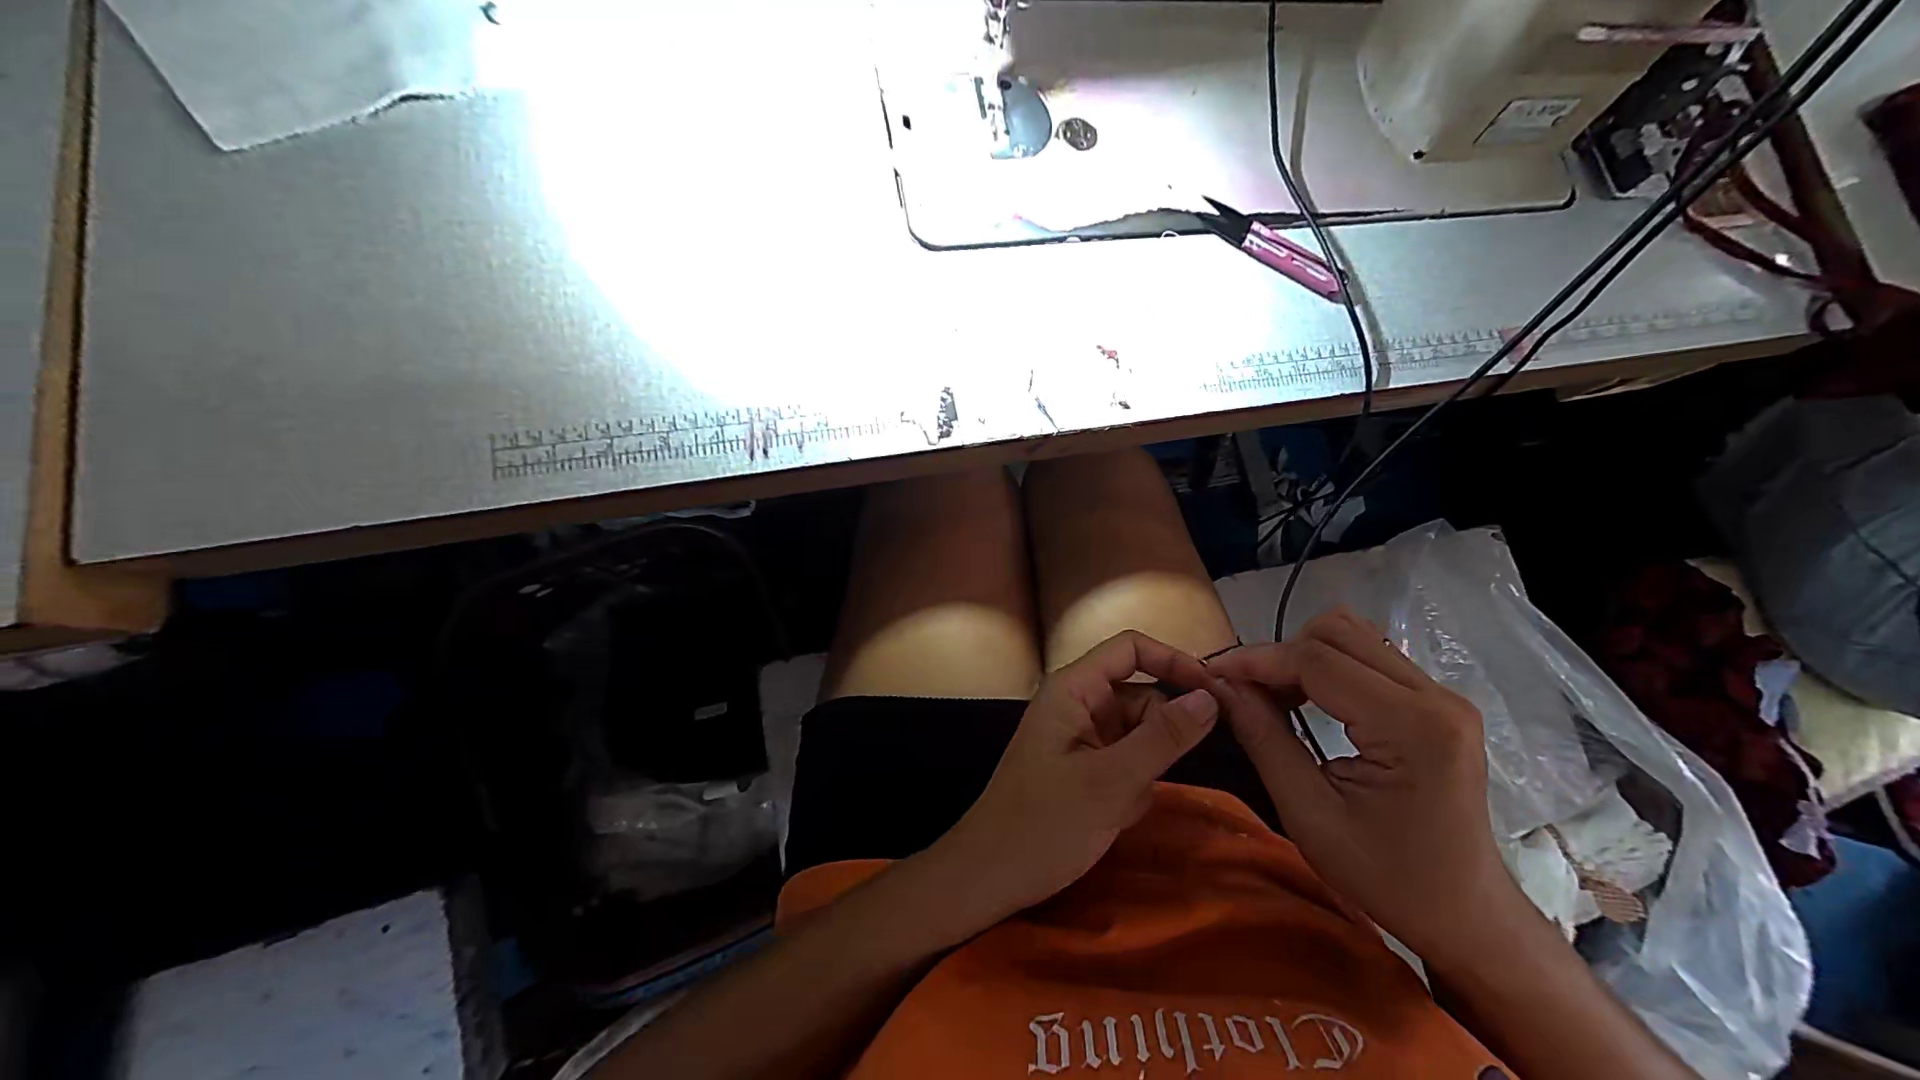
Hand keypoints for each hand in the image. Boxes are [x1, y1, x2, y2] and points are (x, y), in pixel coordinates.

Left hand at [932, 630, 1220, 924]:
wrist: (991, 876)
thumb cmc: (1042, 824)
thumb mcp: (1110, 782)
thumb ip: (1162, 738)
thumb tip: (1210, 698)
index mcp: (1073, 689)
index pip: (1130, 649)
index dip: (1174, 661)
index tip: (1215, 691)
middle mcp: (1078, 705)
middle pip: (1141, 697)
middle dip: (1157, 738)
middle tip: (1146, 779)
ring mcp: (1081, 737)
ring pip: (1140, 737)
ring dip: (1143, 772)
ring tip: (1117, 806)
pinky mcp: (1085, 767)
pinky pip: (1128, 764)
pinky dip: (1132, 789)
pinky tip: (1112, 817)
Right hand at [1206, 609, 1521, 967]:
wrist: (1465, 915)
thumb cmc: (1386, 877)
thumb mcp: (1308, 812)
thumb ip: (1263, 738)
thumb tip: (1220, 686)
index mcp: (1412, 726)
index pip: (1317, 659)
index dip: (1256, 660)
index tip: (1211, 675)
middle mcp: (1436, 696)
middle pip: (1338, 631)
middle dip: (1280, 654)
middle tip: (1245, 692)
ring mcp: (1442, 697)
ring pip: (1353, 636)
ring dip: (1303, 656)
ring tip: (1273, 696)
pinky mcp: (1437, 704)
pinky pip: (1369, 659)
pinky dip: (1326, 669)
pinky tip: (1305, 701)